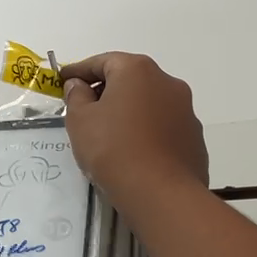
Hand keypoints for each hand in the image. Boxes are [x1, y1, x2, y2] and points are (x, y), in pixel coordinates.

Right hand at [59, 52, 207, 215]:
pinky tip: (132, 150)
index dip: (78, 71)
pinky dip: (146, 129)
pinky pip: (162, 125)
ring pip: (148, 102)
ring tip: (108, 132)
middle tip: (83, 107)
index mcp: (137, 70)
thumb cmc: (113, 148)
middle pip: (128, 79)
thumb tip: (79, 85)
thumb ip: (76, 95)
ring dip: (128, 110)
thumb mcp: (80, 119)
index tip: (61, 81)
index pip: (101, 62)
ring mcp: (186, 110)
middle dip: (105, 90)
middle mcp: (167, 82)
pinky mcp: (195, 138)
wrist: (161, 195)